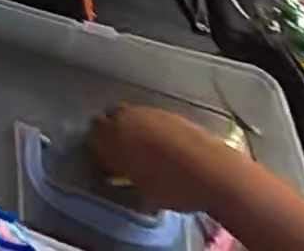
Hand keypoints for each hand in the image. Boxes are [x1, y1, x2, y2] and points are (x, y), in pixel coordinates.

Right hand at [90, 105, 225, 212]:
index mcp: (111, 141)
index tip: (109, 167)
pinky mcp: (161, 110)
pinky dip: (147, 126)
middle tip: (121, 152)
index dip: (100, 155)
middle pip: (104, 121)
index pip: (94, 142)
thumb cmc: (173, 187)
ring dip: (128, 126)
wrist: (209, 168)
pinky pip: (145, 115)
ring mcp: (142, 112)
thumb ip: (128, 179)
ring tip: (142, 145)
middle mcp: (121, 119)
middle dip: (109, 134)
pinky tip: (161, 142)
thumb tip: (123, 178)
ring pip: (124, 114)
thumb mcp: (145, 193)